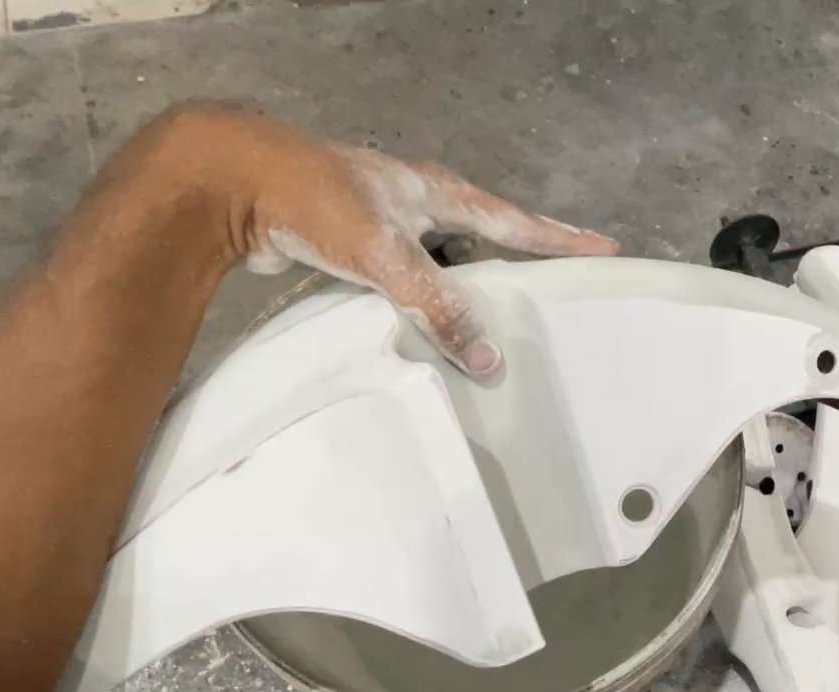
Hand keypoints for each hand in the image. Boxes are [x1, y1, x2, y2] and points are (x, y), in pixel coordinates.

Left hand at [161, 104, 617, 379]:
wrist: (230, 180)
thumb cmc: (317, 200)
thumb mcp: (389, 256)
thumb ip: (440, 309)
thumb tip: (490, 363)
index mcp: (443, 195)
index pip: (519, 223)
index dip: (564, 240)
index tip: (608, 251)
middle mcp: (424, 204)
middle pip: (491, 240)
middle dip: (523, 266)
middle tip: (554, 296)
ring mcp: (393, 222)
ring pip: (452, 262)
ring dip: (473, 291)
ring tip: (501, 326)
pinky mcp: (364, 244)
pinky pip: (418, 279)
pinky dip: (434, 302)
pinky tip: (436, 327)